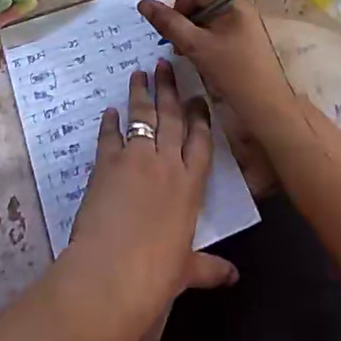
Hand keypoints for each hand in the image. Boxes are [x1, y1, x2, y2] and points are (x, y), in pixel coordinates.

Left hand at [65, 62, 236, 322]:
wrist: (111, 274)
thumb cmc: (156, 276)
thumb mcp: (186, 271)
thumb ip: (210, 268)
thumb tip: (234, 277)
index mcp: (191, 187)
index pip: (201, 141)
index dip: (200, 116)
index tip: (198, 95)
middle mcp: (167, 164)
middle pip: (172, 117)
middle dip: (171, 88)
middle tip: (167, 62)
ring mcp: (136, 159)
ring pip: (142, 117)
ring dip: (142, 93)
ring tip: (141, 72)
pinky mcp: (106, 163)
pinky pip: (110, 135)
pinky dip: (110, 121)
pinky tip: (111, 110)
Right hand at [139, 0, 298, 130]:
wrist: (267, 106)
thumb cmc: (232, 73)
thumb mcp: (195, 47)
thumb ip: (169, 23)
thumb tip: (143, 3)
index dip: (179, 3)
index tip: (176, 31)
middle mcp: (239, 3)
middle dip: (185, 17)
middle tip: (180, 44)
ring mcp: (243, 19)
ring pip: (207, 12)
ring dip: (192, 28)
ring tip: (191, 53)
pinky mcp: (244, 34)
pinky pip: (217, 24)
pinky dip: (204, 36)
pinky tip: (204, 57)